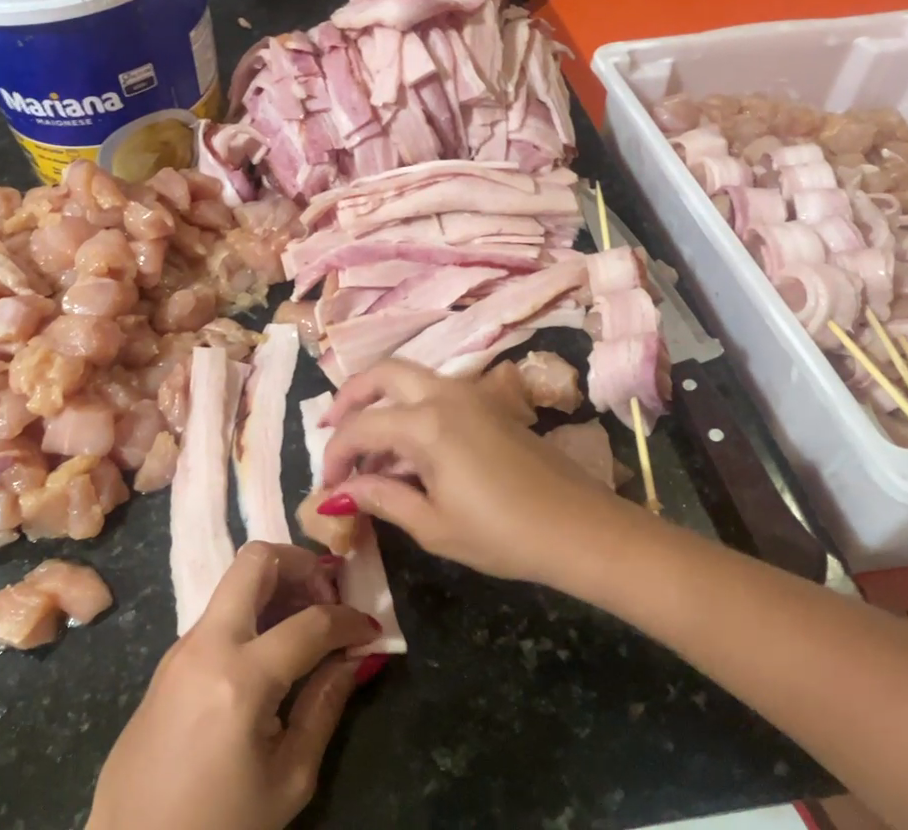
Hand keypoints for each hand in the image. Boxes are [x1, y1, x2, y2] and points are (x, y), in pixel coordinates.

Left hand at [87, 543, 382, 829]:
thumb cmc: (220, 823)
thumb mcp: (288, 778)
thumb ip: (324, 707)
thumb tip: (352, 658)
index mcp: (241, 678)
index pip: (311, 623)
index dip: (350, 620)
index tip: (371, 631)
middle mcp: (207, 645)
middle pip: (256, 561)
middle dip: (303, 565)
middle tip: (329, 598)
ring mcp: (181, 647)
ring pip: (234, 582)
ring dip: (276, 584)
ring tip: (306, 621)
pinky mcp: (168, 661)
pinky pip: (218, 614)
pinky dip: (253, 611)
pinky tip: (273, 648)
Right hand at [320, 360, 627, 585]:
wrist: (580, 529)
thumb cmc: (503, 534)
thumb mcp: (434, 525)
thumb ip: (382, 499)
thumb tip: (339, 492)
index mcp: (427, 423)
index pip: (361, 426)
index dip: (335, 454)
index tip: (327, 486)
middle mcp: (446, 394)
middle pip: (383, 373)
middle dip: (350, 396)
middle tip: (332, 427)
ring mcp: (473, 394)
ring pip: (412, 377)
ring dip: (382, 399)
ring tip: (368, 446)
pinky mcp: (492, 405)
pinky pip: (437, 391)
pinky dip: (411, 407)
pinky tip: (409, 449)